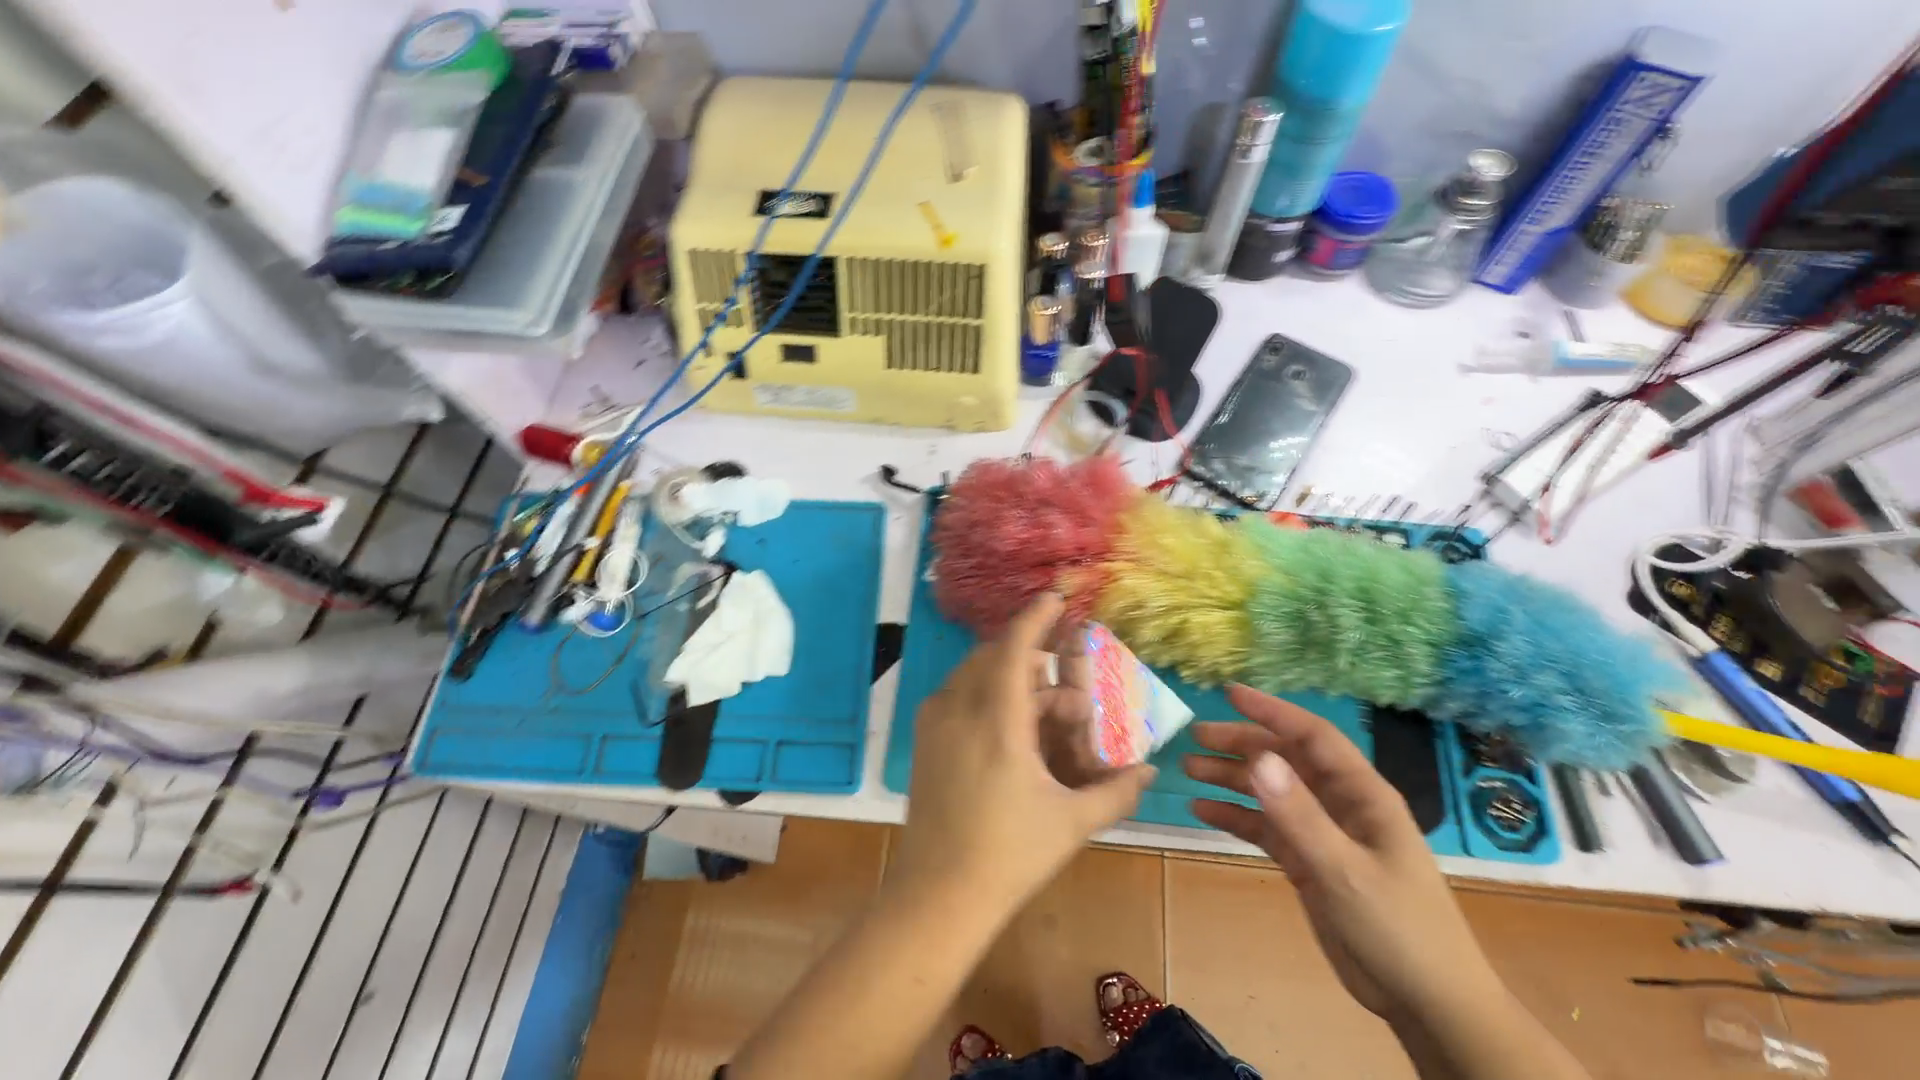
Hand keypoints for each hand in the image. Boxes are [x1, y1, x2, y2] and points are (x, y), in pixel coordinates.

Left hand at [892, 593, 1156, 915]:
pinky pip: (958, 697)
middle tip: (1069, 693)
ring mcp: (934, 726)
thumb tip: (1150, 771)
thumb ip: (1116, 792)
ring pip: (973, 676)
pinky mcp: (923, 743)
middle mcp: (958, 710)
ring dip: (1011, 679)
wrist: (938, 895)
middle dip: (1033, 658)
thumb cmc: (1009, 855)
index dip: (1035, 618)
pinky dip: (987, 696)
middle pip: (993, 657)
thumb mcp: (1071, 822)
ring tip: (1047, 718)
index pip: (1014, 648)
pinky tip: (1013, 733)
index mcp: (996, 721)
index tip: (1056, 598)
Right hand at [1183, 685, 1502, 1024]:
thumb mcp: (1345, 870)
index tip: (1230, 694)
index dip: (1273, 712)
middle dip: (1243, 744)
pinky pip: (1268, 829)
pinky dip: (1237, 818)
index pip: (1313, 737)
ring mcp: (1325, 835)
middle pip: (1286, 760)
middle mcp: (1342, 805)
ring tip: (1188, 769)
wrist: (1425, 999)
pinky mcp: (1311, 864)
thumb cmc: (1398, 927)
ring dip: (1233, 779)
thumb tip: (1258, 757)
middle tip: (1196, 736)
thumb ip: (1300, 815)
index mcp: (1363, 795)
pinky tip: (1204, 810)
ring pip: (1272, 793)